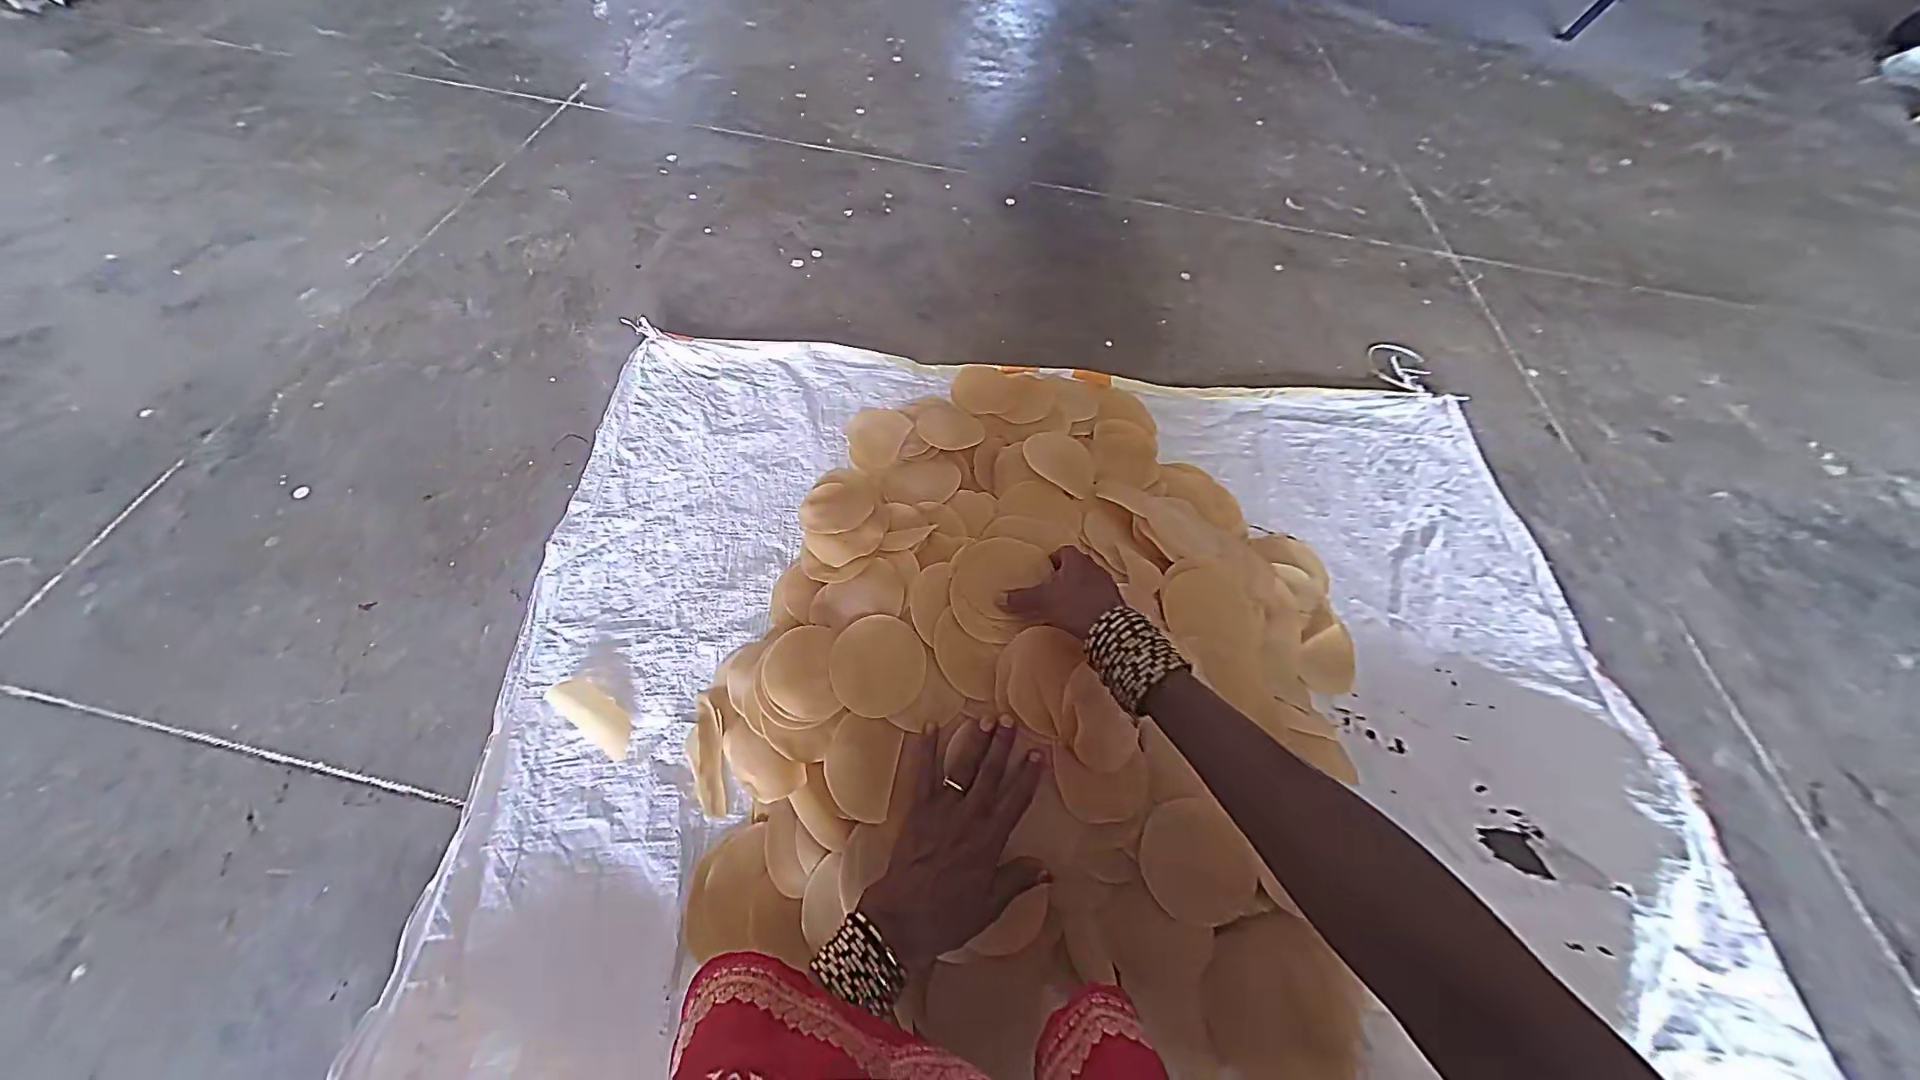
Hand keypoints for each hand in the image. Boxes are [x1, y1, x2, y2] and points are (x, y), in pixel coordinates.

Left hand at [857, 717, 1047, 974]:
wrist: (902, 918)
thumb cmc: (949, 915)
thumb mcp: (990, 904)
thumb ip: (1018, 880)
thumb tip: (1048, 869)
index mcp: (990, 839)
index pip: (1015, 800)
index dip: (1028, 775)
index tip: (1037, 753)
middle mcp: (969, 818)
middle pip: (990, 775)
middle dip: (1002, 747)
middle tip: (1010, 721)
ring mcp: (942, 810)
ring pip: (963, 769)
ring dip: (975, 743)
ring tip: (985, 720)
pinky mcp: (917, 809)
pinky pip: (923, 774)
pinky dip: (926, 750)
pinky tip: (930, 727)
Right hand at [1001, 546, 1122, 638]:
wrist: (1109, 628)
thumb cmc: (1074, 605)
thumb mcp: (1043, 602)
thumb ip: (1022, 599)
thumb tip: (1000, 598)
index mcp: (1076, 560)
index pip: (1063, 551)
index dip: (1052, 560)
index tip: (1043, 573)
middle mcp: (1094, 567)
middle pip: (1075, 566)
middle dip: (1063, 575)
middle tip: (1050, 589)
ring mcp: (1107, 584)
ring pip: (1087, 581)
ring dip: (1077, 589)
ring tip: (1064, 604)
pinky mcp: (1115, 601)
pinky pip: (1097, 596)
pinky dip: (1088, 602)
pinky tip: (1079, 616)